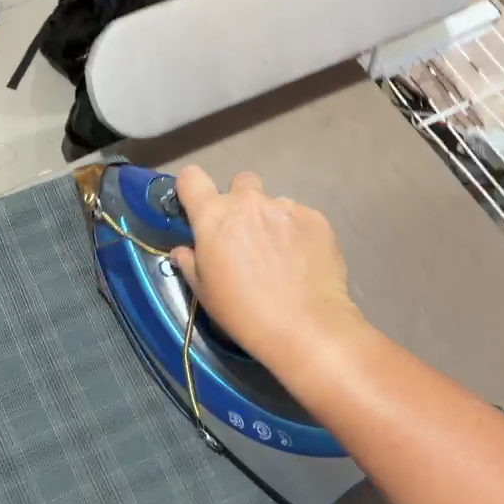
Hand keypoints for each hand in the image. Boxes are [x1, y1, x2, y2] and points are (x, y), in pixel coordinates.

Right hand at [169, 166, 364, 366]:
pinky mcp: (316, 218)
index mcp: (214, 216)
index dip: (191, 190)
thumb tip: (186, 250)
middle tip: (243, 237)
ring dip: (269, 221)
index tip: (196, 209)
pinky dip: (296, 232)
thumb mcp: (204, 292)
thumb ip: (190, 261)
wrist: (306, 325)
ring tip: (279, 256)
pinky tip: (301, 261)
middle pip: (239, 184)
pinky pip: (299, 216)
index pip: (191, 177)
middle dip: (238, 203)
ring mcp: (286, 207)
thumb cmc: (243, 311)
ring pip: (272, 203)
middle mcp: (249, 202)